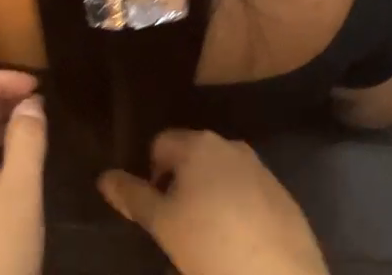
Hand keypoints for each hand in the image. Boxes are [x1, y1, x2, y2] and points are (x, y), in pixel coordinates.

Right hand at [99, 130, 327, 274]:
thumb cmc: (212, 246)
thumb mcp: (163, 225)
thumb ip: (133, 196)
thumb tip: (104, 177)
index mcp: (199, 145)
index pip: (160, 144)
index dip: (150, 174)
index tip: (153, 209)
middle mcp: (232, 147)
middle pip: (193, 158)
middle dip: (181, 185)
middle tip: (177, 224)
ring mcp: (263, 173)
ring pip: (223, 178)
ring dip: (210, 197)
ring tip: (208, 238)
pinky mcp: (286, 201)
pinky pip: (250, 197)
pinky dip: (239, 212)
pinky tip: (239, 246)